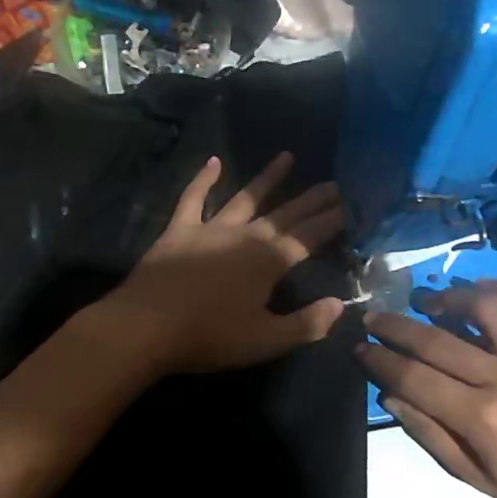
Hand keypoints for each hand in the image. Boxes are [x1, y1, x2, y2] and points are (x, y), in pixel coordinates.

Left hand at [96, 153, 346, 375]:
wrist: (142, 330)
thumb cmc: (209, 337)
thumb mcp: (266, 341)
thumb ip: (307, 324)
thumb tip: (340, 305)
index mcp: (270, 261)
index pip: (310, 236)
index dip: (334, 220)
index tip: (354, 204)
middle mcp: (246, 236)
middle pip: (287, 213)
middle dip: (314, 198)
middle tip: (336, 181)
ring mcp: (211, 229)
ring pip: (247, 198)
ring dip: (268, 178)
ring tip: (288, 156)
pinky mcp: (179, 231)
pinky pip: (193, 199)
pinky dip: (203, 179)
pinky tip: (214, 161)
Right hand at [358, 280, 496, 497]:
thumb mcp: (481, 480)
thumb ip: (434, 436)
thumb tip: (393, 397)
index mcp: (481, 419)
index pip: (414, 378)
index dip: (380, 360)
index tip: (359, 347)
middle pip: (436, 339)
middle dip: (395, 326)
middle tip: (372, 317)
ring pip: (482, 307)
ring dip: (446, 297)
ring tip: (426, 301)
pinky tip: (482, 293)